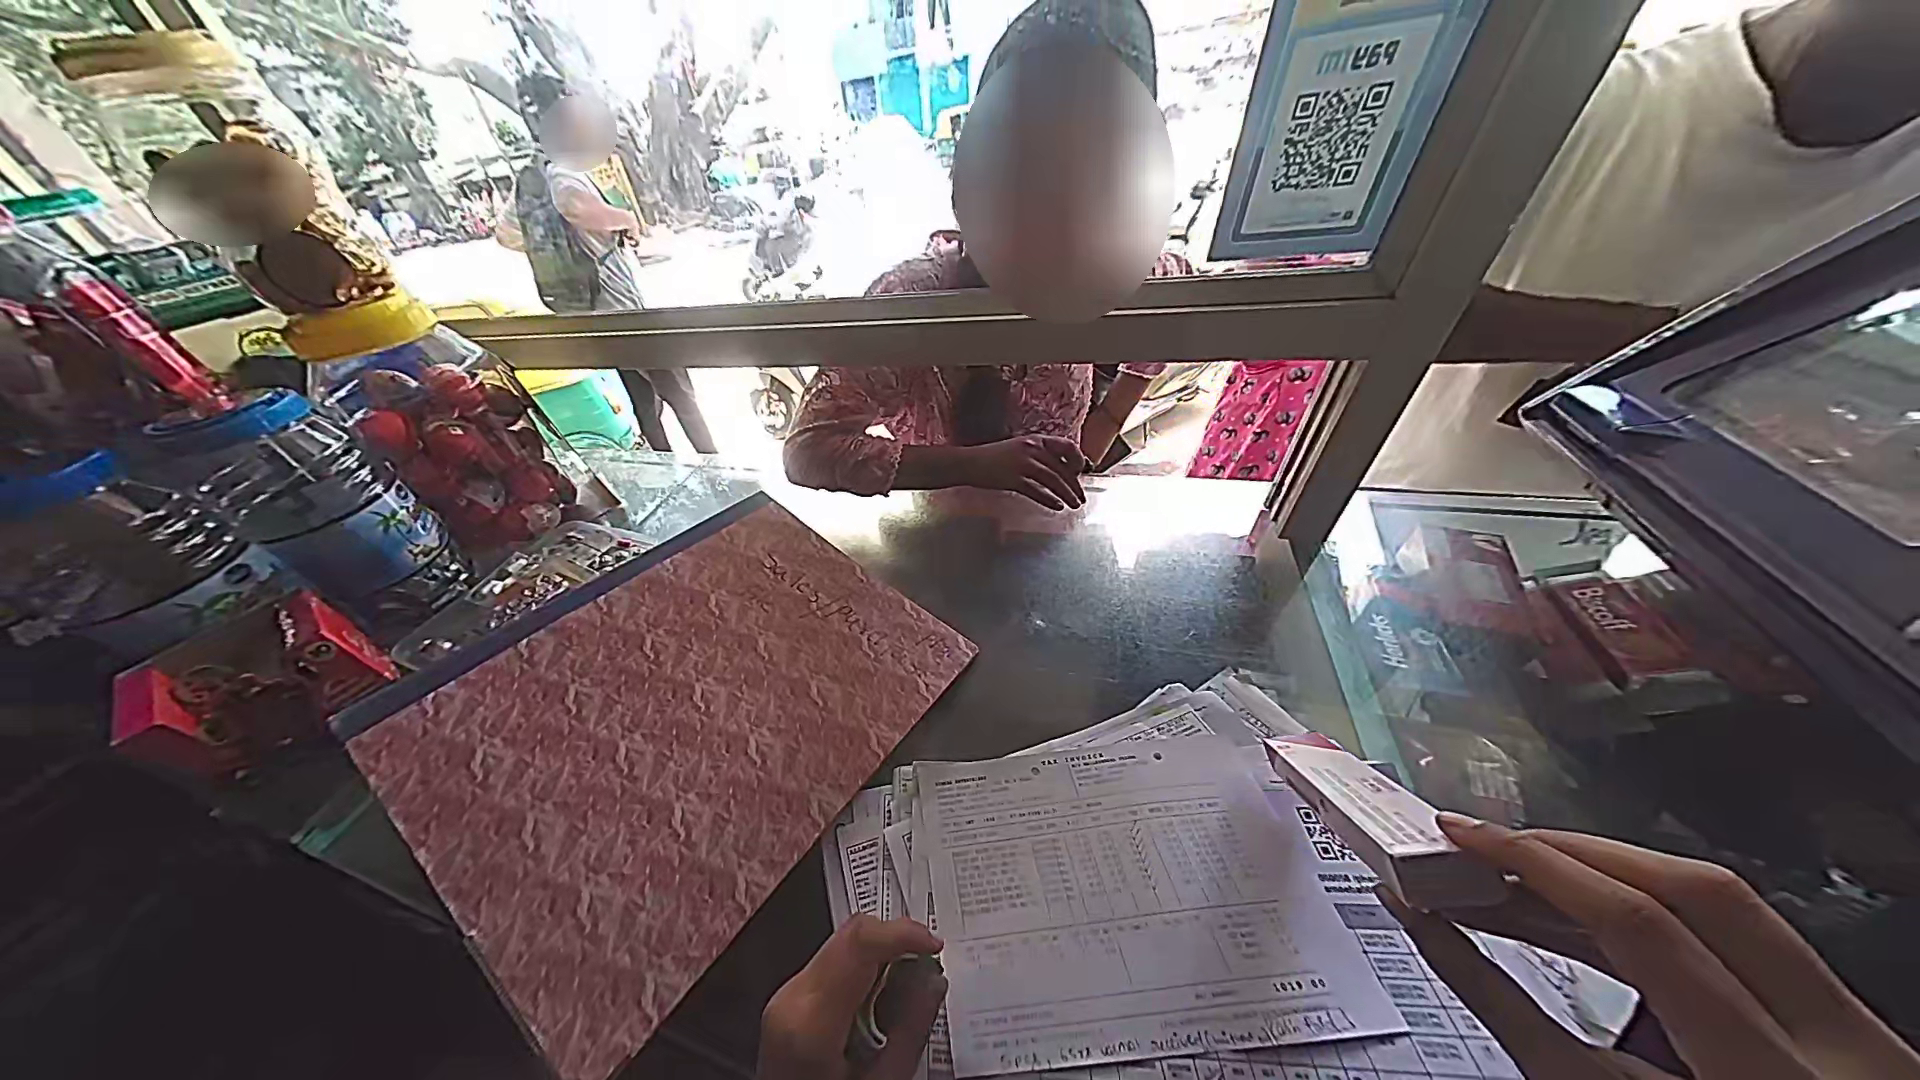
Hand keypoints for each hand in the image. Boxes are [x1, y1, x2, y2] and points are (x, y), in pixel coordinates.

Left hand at [758, 915, 946, 1079]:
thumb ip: (909, 1030)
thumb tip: (932, 982)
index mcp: (811, 1023)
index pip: (860, 942)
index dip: (903, 933)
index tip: (931, 945)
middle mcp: (793, 997)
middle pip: (854, 934)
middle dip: (896, 944)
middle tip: (923, 971)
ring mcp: (787, 993)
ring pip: (846, 941)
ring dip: (880, 955)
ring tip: (895, 1000)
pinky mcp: (790, 994)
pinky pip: (836, 959)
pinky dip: (864, 968)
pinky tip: (873, 1004)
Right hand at [963, 435, 1086, 509]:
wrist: (969, 463)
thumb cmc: (993, 458)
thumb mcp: (1019, 448)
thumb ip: (1039, 455)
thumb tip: (1059, 469)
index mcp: (1036, 440)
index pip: (1068, 446)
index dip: (1078, 460)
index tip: (1080, 474)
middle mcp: (1032, 450)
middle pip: (1062, 468)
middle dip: (1075, 485)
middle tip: (1081, 498)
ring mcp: (1022, 464)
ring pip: (1053, 480)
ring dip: (1067, 494)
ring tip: (1074, 505)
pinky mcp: (1013, 479)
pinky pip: (1037, 491)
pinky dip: (1049, 500)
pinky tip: (1057, 507)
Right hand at [1382, 815, 1919, 1078]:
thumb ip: (1495, 998)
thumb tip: (1418, 917)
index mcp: (1775, 1075)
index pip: (1637, 921)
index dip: (1533, 861)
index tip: (1460, 833)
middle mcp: (1844, 1046)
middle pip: (1690, 887)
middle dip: (1565, 851)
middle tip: (1484, 847)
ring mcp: (1854, 1032)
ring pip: (1710, 900)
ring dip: (1587, 876)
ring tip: (1506, 881)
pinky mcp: (1832, 1019)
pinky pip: (1720, 930)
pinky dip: (1623, 909)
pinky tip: (1560, 912)